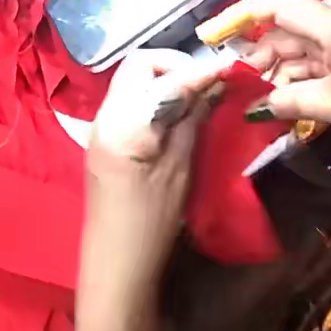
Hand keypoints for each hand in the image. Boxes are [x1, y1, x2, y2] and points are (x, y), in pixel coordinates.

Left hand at [76, 49, 226, 330]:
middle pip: (138, 65)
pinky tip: (178, 112)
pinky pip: (130, 98)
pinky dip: (154, 95)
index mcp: (123, 125)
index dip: (200, 71)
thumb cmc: (151, 225)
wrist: (115, 265)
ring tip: (198, 96)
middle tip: (207, 83)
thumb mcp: (180, 170)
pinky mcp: (104, 136)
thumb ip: (192, 120)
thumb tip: (213, 85)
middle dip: (174, 65)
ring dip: (165, 79)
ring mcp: (100, 125)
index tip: (230, 67)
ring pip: (133, 79)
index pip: (164, 79)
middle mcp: (104, 115)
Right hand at [223, 0, 330, 153]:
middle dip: (257, 55)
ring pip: (296, 54)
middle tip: (231, 82)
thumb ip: (289, 101)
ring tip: (252, 100)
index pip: (277, 6)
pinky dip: (295, 86)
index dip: (242, 15)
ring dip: (275, 76)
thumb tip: (255, 106)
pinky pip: (313, 71)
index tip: (212, 33)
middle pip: (284, 33)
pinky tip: (279, 107)